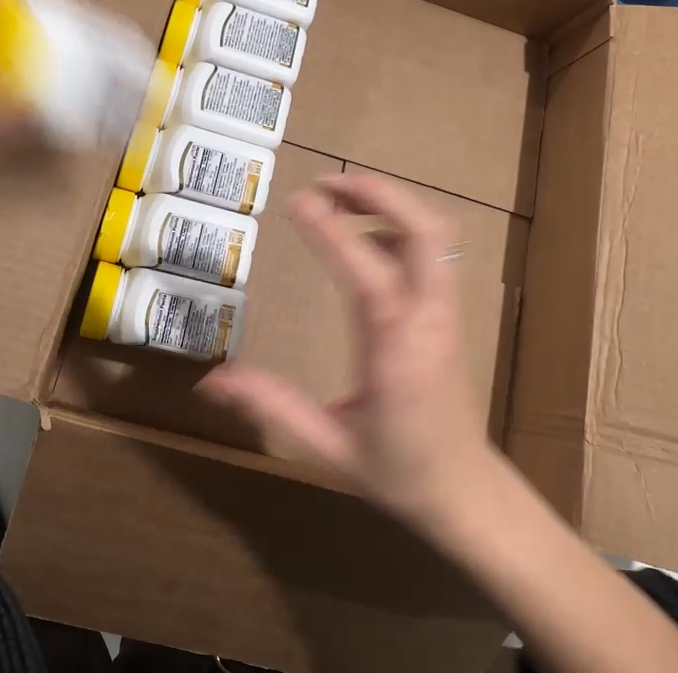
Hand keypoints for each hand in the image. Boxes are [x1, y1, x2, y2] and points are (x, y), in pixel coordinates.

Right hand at [199, 173, 494, 527]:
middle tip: (328, 185)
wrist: (466, 493)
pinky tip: (367, 243)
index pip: (367, 272)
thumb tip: (212, 381)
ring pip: (436, 235)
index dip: (332, 231)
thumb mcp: (328, 447)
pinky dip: (403, 228)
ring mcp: (446, 313)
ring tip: (342, 201)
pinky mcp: (449, 315)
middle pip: (424, 231)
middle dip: (379, 194)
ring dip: (392, 206)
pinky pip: (434, 253)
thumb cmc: (397, 472)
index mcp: (396, 350)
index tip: (298, 200)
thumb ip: (273, 408)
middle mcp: (428, 319)